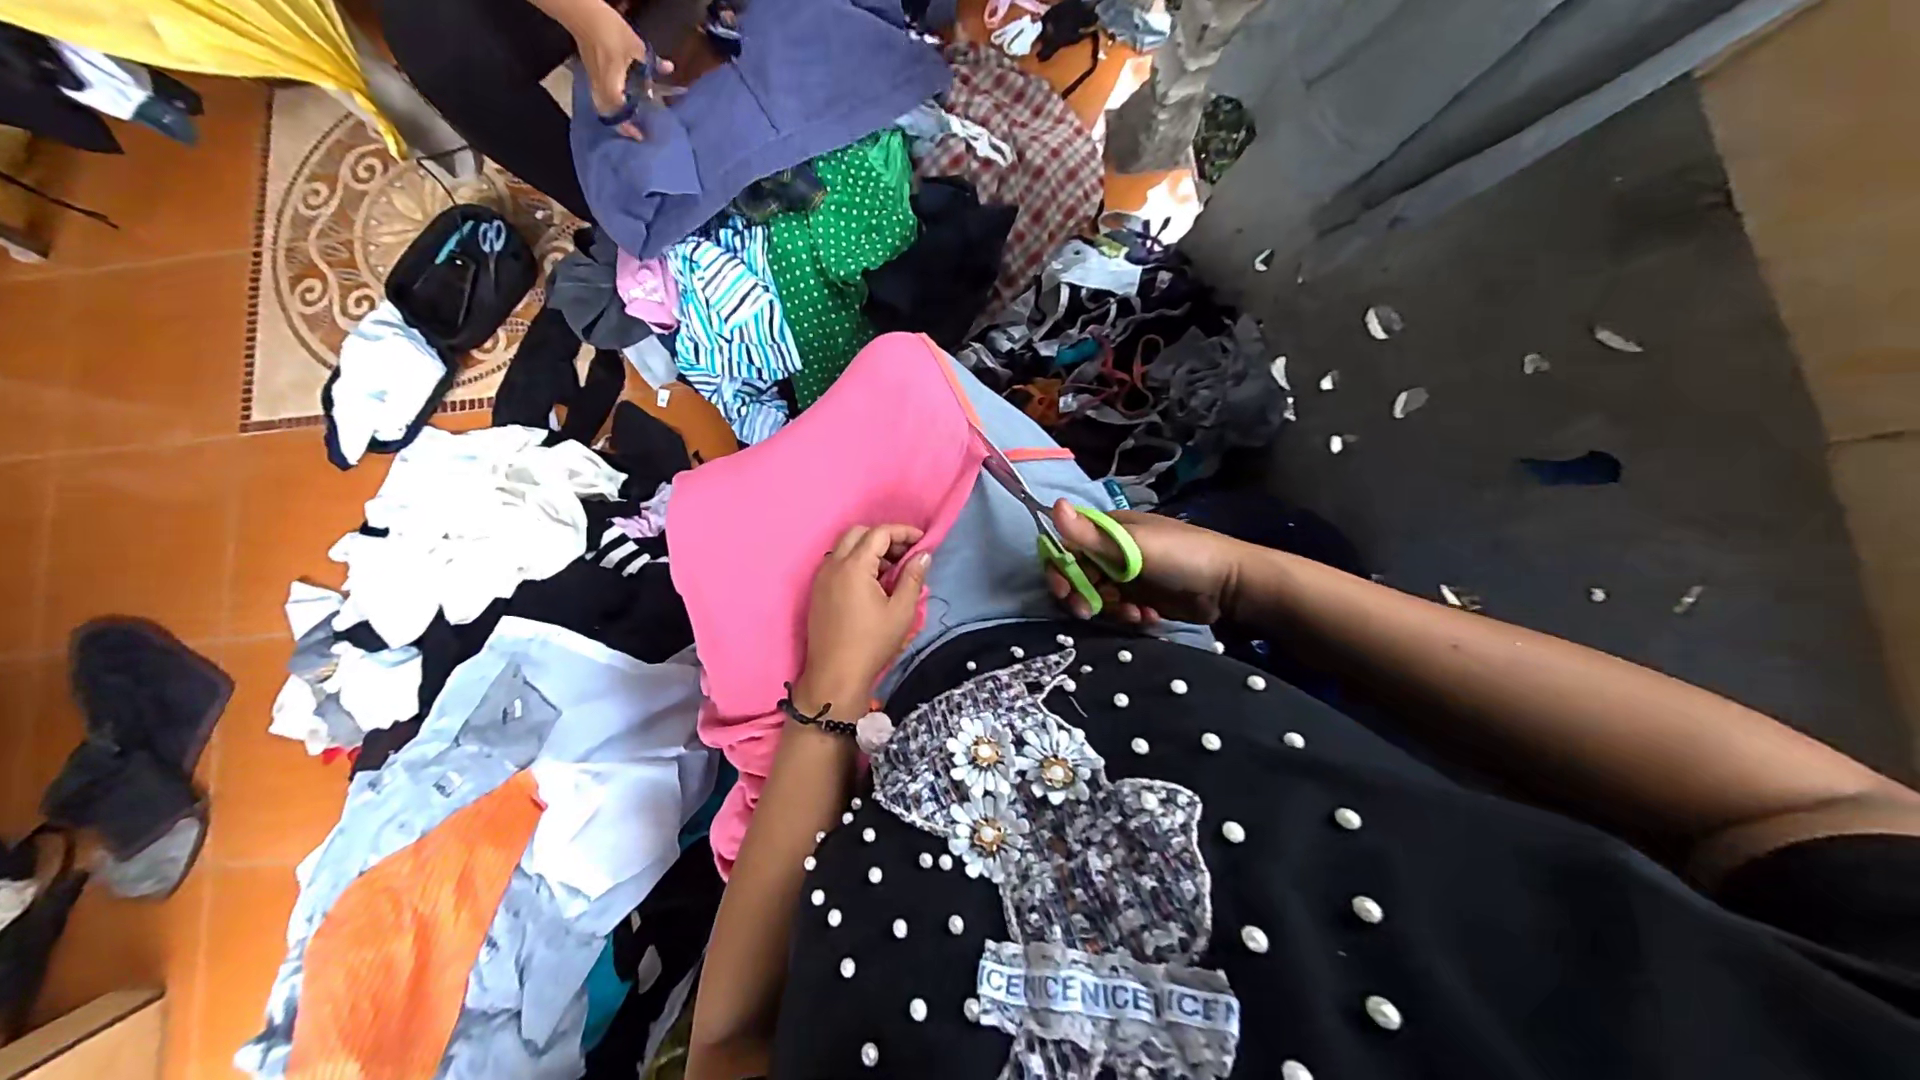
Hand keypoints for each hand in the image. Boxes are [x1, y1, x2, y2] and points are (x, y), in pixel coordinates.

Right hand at [571, 1, 667, 139]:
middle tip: (635, 132)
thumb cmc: (607, 30)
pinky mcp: (590, 70)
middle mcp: (600, 86)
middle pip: (608, 113)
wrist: (581, 12)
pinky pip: (600, 94)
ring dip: (615, 114)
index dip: (629, 125)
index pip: (620, 112)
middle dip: (621, 124)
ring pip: (603, 105)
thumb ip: (651, 62)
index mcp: (611, 85)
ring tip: (629, 120)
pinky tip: (622, 100)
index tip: (640, 136)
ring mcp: (593, 78)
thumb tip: (669, 68)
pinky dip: (611, 101)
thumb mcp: (635, 47)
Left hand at [795, 525, 932, 715]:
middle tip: (906, 554)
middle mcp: (833, 565)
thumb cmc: (872, 643)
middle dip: (884, 537)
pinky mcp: (818, 591)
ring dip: (869, 550)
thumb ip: (913, 577)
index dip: (903, 532)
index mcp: (853, 566)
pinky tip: (873, 584)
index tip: (922, 542)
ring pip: (845, 547)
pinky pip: (837, 563)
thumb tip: (923, 554)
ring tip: (892, 571)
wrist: (835, 675)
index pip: (879, 533)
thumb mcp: (901, 611)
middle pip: (859, 533)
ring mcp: (822, 578)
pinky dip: (856, 562)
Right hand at [1045, 501, 1246, 625]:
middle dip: (1080, 594)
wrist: (1231, 586)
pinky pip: (1119, 609)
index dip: (1059, 567)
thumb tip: (1054, 506)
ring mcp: (1129, 574)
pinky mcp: (1142, 597)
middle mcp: (1114, 550)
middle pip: (1078, 574)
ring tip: (1131, 615)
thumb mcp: (1135, 546)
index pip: (1068, 545)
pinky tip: (1146, 617)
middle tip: (1089, 612)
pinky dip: (1127, 615)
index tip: (1064, 589)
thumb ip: (1092, 534)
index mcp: (1109, 529)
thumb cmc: (1182, 556)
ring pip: (1097, 595)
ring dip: (1106, 608)